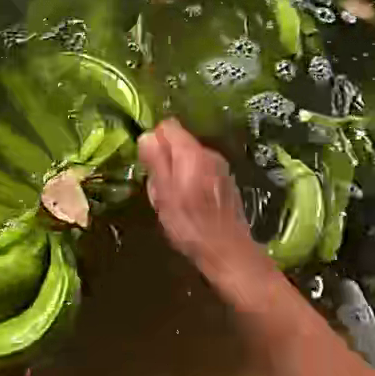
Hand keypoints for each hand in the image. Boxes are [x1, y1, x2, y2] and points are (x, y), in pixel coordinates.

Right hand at [138, 119, 266, 281]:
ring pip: (190, 158)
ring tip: (173, 200)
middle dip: (165, 158)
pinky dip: (192, 180)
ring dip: (178, 171)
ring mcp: (221, 167)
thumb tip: (147, 135)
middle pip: (179, 142)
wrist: (226, 249)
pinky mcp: (226, 181)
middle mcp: (210, 153)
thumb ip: (156, 161)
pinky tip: (190, 204)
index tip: (148, 164)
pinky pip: (202, 171)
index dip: (154, 141)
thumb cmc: (189, 224)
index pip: (168, 126)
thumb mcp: (163, 194)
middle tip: (159, 187)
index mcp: (192, 153)